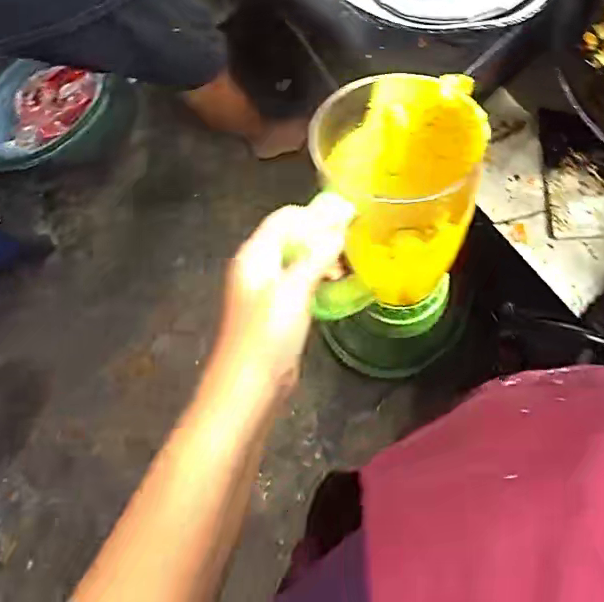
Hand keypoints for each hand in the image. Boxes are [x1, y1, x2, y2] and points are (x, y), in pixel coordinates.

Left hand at [208, 194, 353, 409]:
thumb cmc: (268, 336)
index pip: (286, 216)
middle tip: (355, 238)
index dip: (316, 213)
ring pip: (298, 255)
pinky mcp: (277, 308)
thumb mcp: (295, 290)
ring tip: (349, 262)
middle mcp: (258, 265)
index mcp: (255, 254)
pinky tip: (336, 282)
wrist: (248, 390)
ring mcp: (266, 287)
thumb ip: (318, 254)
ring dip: (323, 253)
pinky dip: (318, 273)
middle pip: (292, 233)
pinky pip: (300, 277)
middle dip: (322, 231)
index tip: (350, 216)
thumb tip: (341, 225)